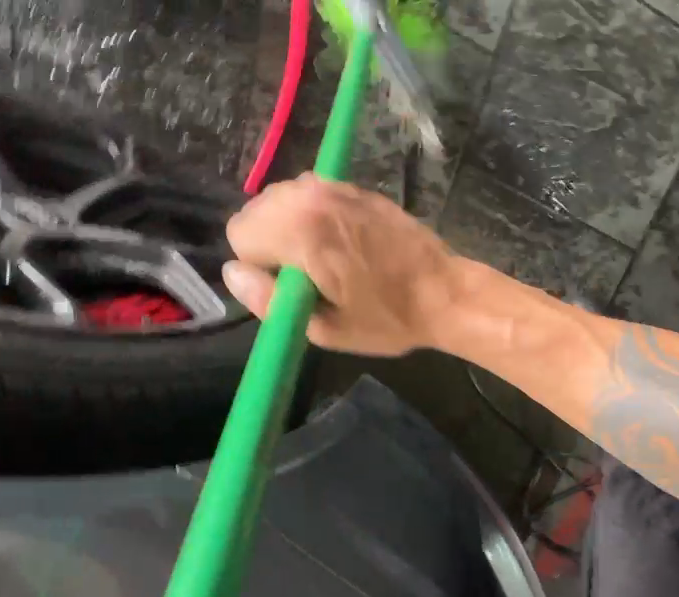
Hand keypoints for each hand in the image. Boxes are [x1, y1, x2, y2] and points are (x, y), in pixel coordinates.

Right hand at [223, 175, 468, 356]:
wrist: (446, 294)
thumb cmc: (389, 318)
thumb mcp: (326, 328)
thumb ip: (270, 301)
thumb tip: (233, 273)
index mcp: (299, 229)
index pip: (239, 234)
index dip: (261, 269)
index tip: (295, 290)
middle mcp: (310, 195)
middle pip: (257, 212)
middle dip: (273, 245)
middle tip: (313, 279)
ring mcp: (335, 186)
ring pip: (283, 202)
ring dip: (294, 230)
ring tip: (333, 264)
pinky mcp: (356, 188)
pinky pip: (313, 199)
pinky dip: (318, 220)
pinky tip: (349, 247)